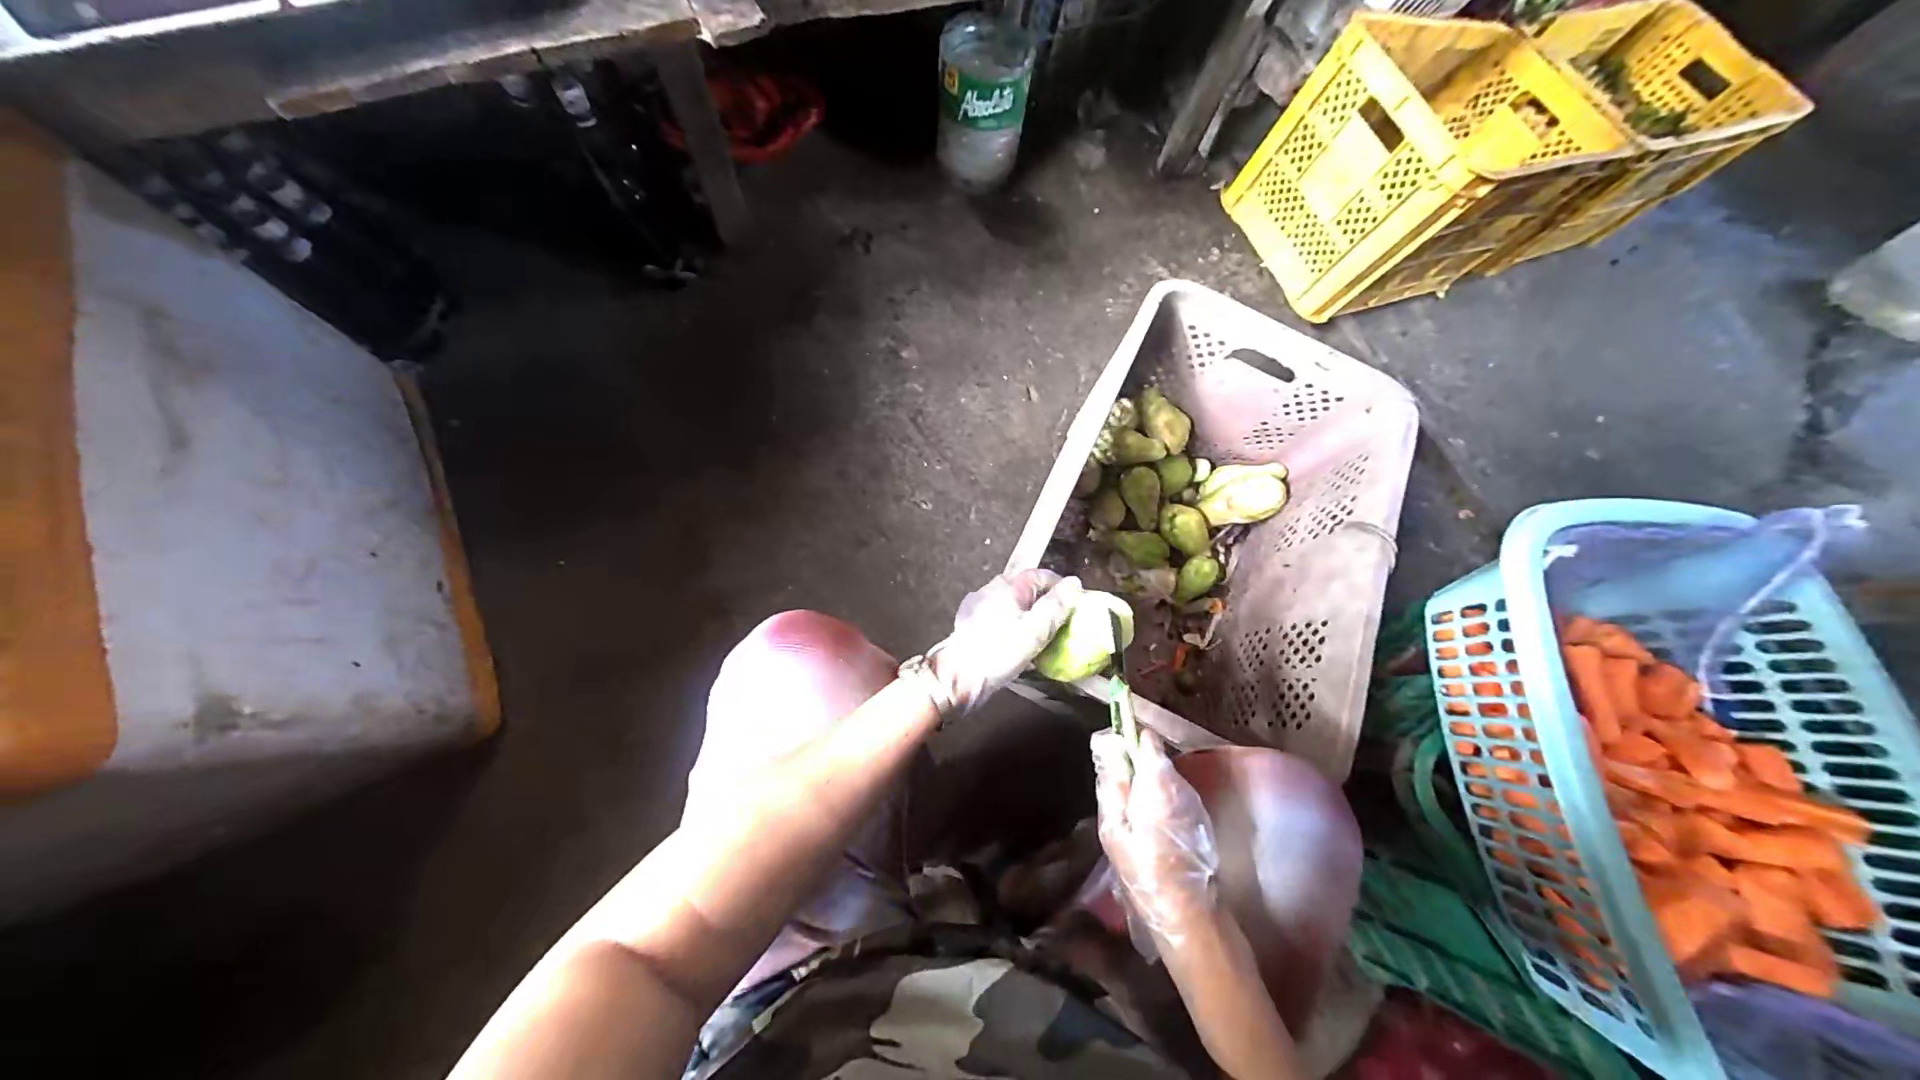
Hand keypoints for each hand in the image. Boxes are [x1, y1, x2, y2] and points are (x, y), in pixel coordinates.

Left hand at [929, 569, 1081, 714]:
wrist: (957, 678)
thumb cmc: (997, 654)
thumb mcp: (1035, 631)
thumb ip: (1056, 606)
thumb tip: (1073, 584)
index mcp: (1008, 586)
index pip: (1041, 575)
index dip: (1060, 587)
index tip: (1073, 604)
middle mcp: (991, 589)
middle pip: (1026, 588)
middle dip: (1046, 602)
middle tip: (1061, 622)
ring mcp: (979, 606)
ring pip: (1013, 604)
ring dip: (1029, 615)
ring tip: (1042, 636)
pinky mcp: (972, 624)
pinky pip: (1001, 618)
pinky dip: (1014, 625)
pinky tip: (1018, 644)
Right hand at [1092, 729, 1218, 950]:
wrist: (1187, 910)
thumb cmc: (1144, 868)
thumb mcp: (1114, 827)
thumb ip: (1113, 783)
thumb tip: (1107, 744)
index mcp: (1158, 782)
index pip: (1145, 740)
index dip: (1127, 741)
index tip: (1111, 756)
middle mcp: (1180, 784)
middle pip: (1153, 758)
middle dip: (1134, 768)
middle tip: (1116, 795)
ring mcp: (1193, 800)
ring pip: (1163, 777)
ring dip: (1146, 786)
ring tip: (1131, 816)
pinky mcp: (1199, 816)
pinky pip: (1173, 795)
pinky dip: (1158, 801)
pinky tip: (1150, 827)